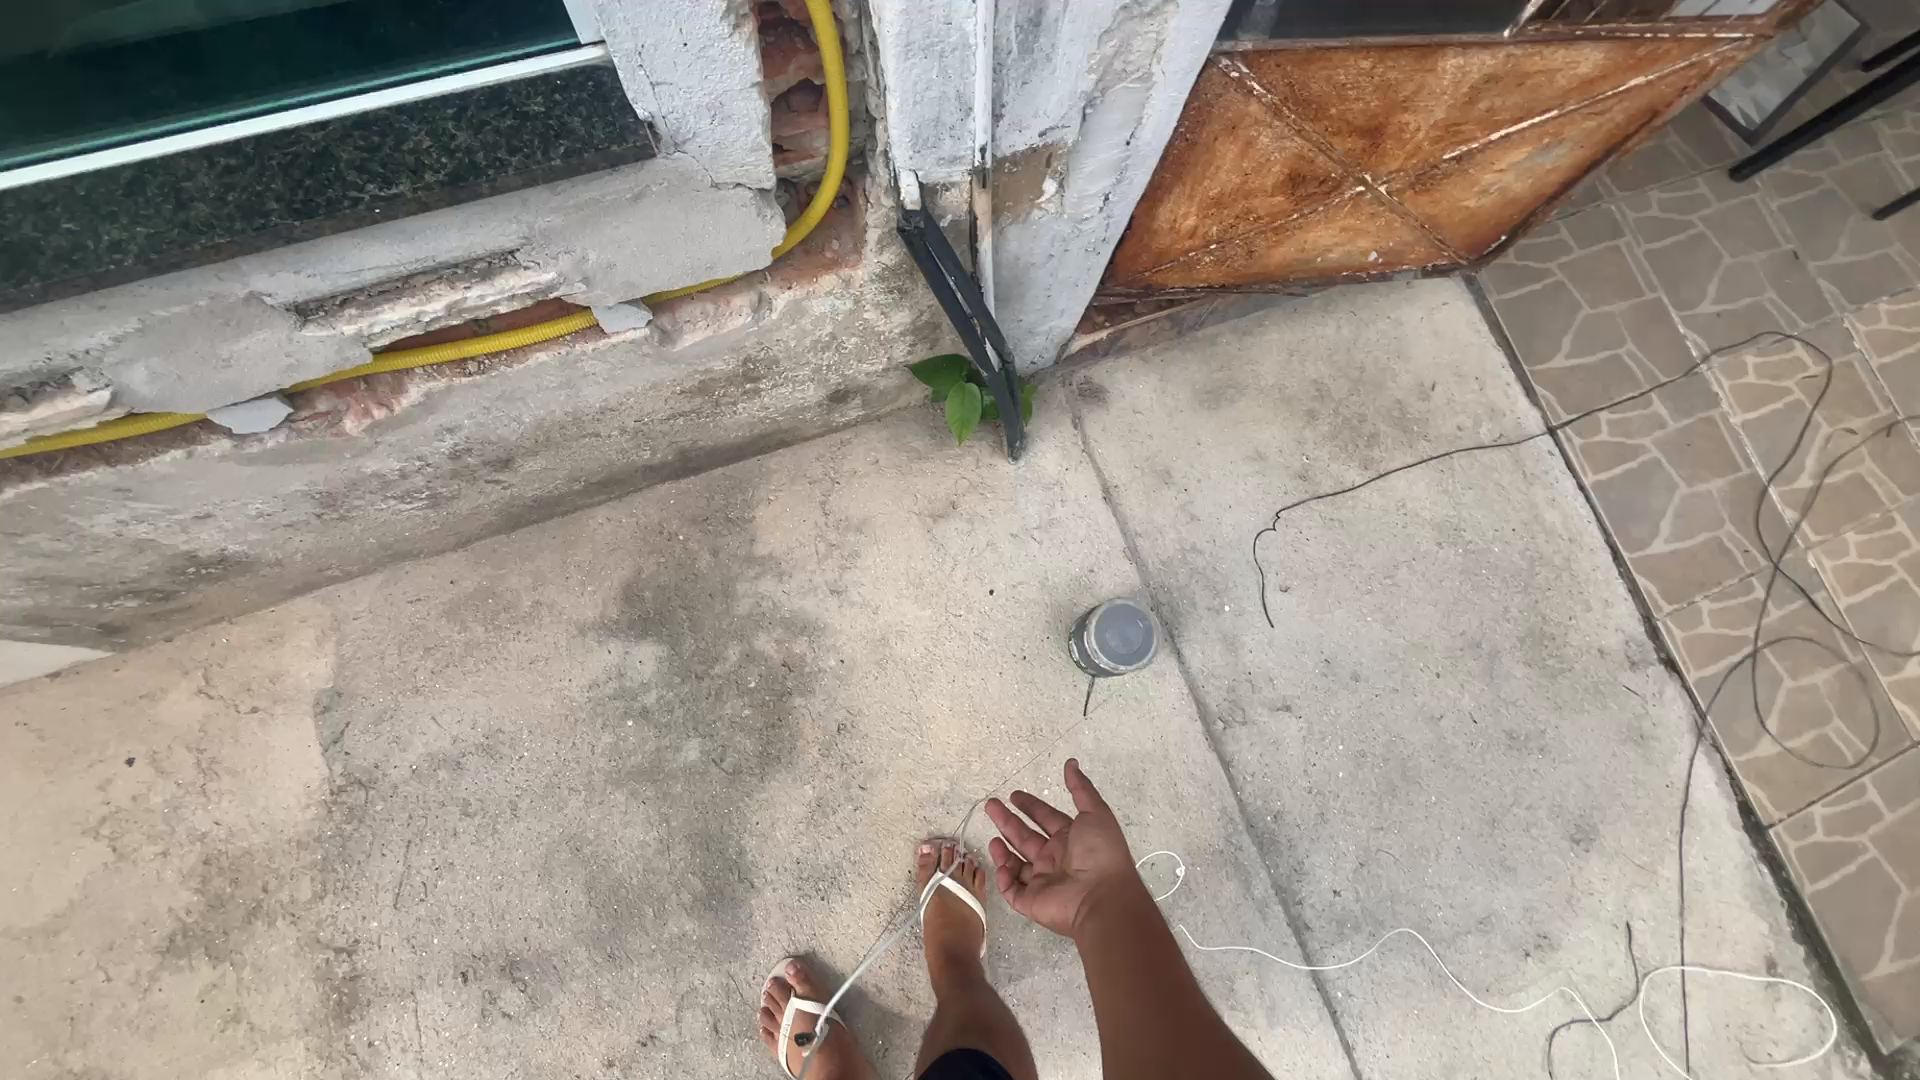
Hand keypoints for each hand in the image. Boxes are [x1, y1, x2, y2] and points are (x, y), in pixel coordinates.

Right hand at [986, 758, 1142, 939]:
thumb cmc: (1100, 853)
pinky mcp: (1032, 902)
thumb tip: (1071, 763)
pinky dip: (1004, 878)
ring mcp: (1043, 882)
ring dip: (1003, 850)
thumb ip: (1081, 788)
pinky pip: (1013, 890)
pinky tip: (1001, 864)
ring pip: (1016, 864)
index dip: (1030, 806)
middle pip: (1025, 837)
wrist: (1102, 898)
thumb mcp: (1095, 813)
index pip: (1045, 818)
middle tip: (990, 806)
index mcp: (1070, 839)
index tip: (1014, 795)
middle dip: (1007, 821)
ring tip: (993, 838)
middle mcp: (1055, 859)